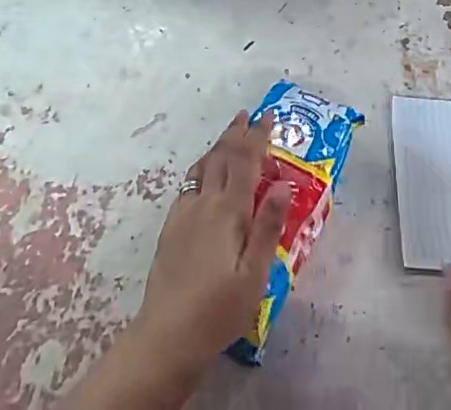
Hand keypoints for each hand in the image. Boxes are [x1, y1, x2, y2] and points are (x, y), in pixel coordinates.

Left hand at [128, 111, 290, 369]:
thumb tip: (283, 183)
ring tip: (228, 135)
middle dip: (236, 134)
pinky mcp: (171, 228)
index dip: (257, 136)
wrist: (167, 335)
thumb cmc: (219, 308)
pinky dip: (203, 168)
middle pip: (221, 157)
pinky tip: (204, 176)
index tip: (268, 116)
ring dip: (218, 147)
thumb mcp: (255, 273)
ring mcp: (184, 214)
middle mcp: (204, 203)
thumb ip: (268, 226)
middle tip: (247, 114)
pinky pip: (190, 184)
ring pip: (203, 167)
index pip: (245, 162)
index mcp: (229, 211)